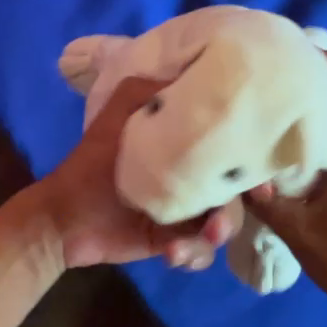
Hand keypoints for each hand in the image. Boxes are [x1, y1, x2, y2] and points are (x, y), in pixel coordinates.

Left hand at [17, 77, 243, 270]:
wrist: (66, 216)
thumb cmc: (95, 160)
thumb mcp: (122, 113)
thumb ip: (153, 90)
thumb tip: (200, 72)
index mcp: (181, 145)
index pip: (227, 149)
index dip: (249, 163)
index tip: (260, 181)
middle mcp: (189, 176)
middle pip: (233, 193)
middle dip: (232, 210)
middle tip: (218, 222)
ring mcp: (183, 211)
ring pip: (222, 226)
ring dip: (213, 235)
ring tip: (193, 239)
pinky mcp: (173, 241)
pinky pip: (200, 253)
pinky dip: (191, 254)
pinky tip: (170, 252)